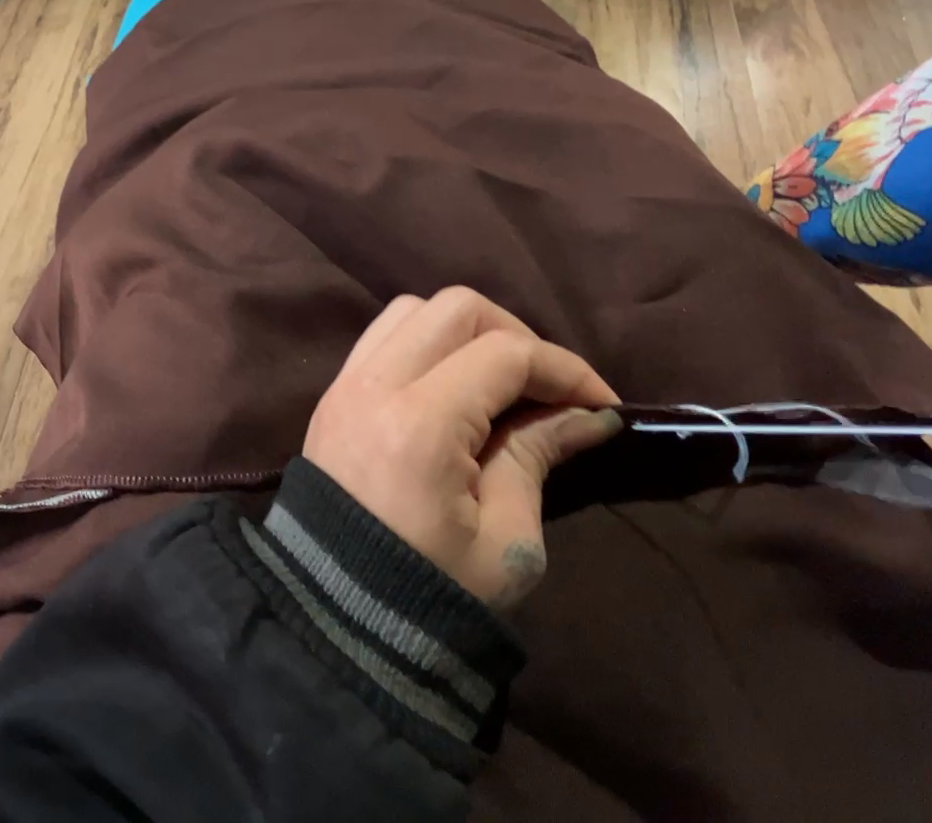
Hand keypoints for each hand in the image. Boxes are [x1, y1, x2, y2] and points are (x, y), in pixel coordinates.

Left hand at [303, 287, 621, 606]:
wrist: (333, 623)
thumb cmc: (426, 596)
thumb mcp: (505, 541)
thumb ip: (537, 458)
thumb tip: (587, 414)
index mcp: (419, 424)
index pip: (505, 353)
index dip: (565, 369)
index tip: (601, 405)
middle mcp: (373, 386)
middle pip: (455, 308)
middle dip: (516, 337)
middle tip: (547, 391)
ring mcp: (343, 387)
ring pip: (412, 311)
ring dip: (465, 333)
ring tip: (498, 386)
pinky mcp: (330, 399)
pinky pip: (381, 339)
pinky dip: (424, 345)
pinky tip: (451, 390)